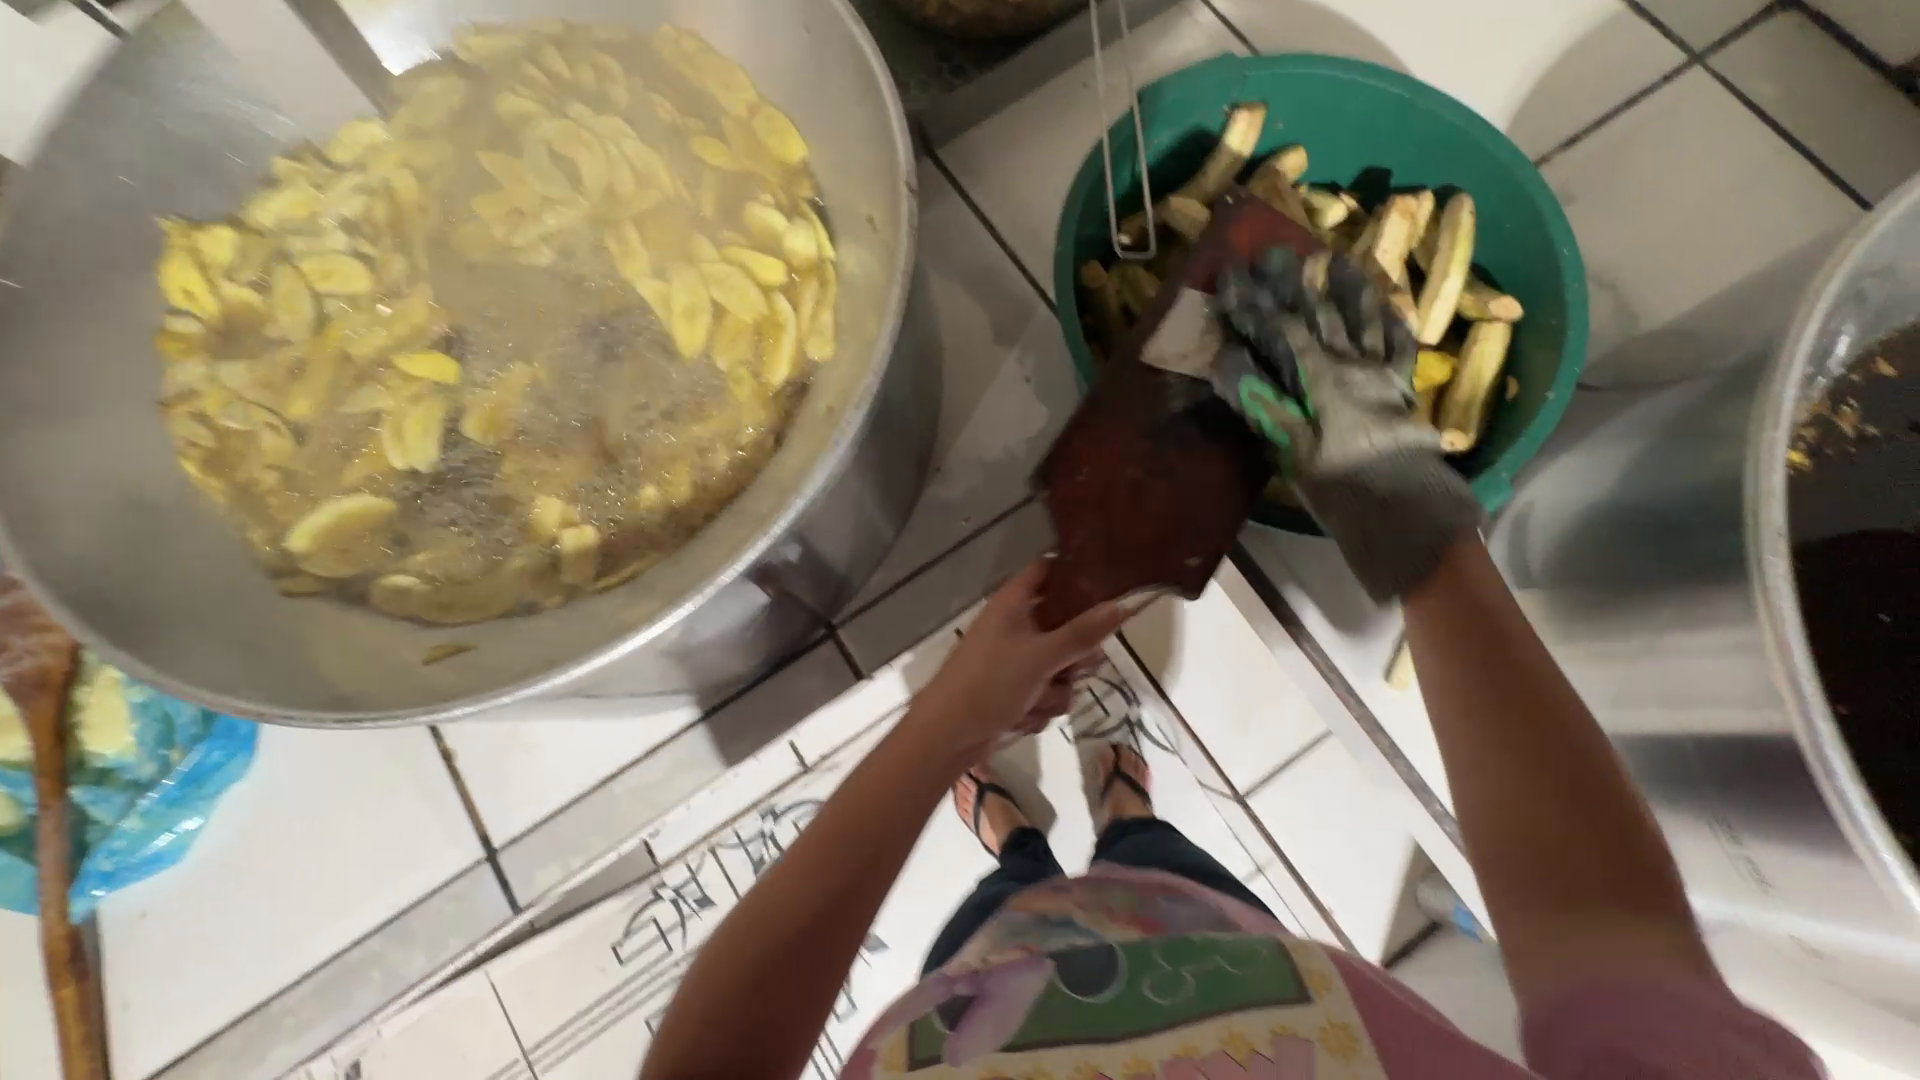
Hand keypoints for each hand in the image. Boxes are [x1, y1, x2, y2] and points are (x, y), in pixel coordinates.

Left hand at [907, 560, 1134, 765]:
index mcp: (1014, 603)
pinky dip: (1041, 707)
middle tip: (1076, 667)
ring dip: (1057, 689)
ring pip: (1062, 666)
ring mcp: (1015, 659)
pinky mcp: (1015, 691)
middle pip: (1066, 625)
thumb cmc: (989, 683)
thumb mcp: (1042, 656)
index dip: (1076, 575)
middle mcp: (1016, 625)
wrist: (947, 735)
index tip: (1109, 588)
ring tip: (1039, 699)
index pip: (1049, 571)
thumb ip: (1083, 632)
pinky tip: (1024, 717)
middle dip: (1075, 655)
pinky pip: (1048, 692)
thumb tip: (1124, 604)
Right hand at [1215, 248, 1482, 600]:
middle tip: (1275, 253)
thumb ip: (1259, 398)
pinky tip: (1388, 308)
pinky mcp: (1402, 389)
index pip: (1279, 327)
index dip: (1252, 301)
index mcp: (1318, 376)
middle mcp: (1350, 364)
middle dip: (1292, 283)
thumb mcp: (1287, 446)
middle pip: (1319, 314)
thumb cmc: (1336, 483)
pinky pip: (1399, 346)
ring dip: (1347, 288)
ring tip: (1335, 258)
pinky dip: (1391, 322)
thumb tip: (1225, 358)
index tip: (1231, 275)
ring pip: (1363, 319)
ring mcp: (1381, 373)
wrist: (1404, 509)